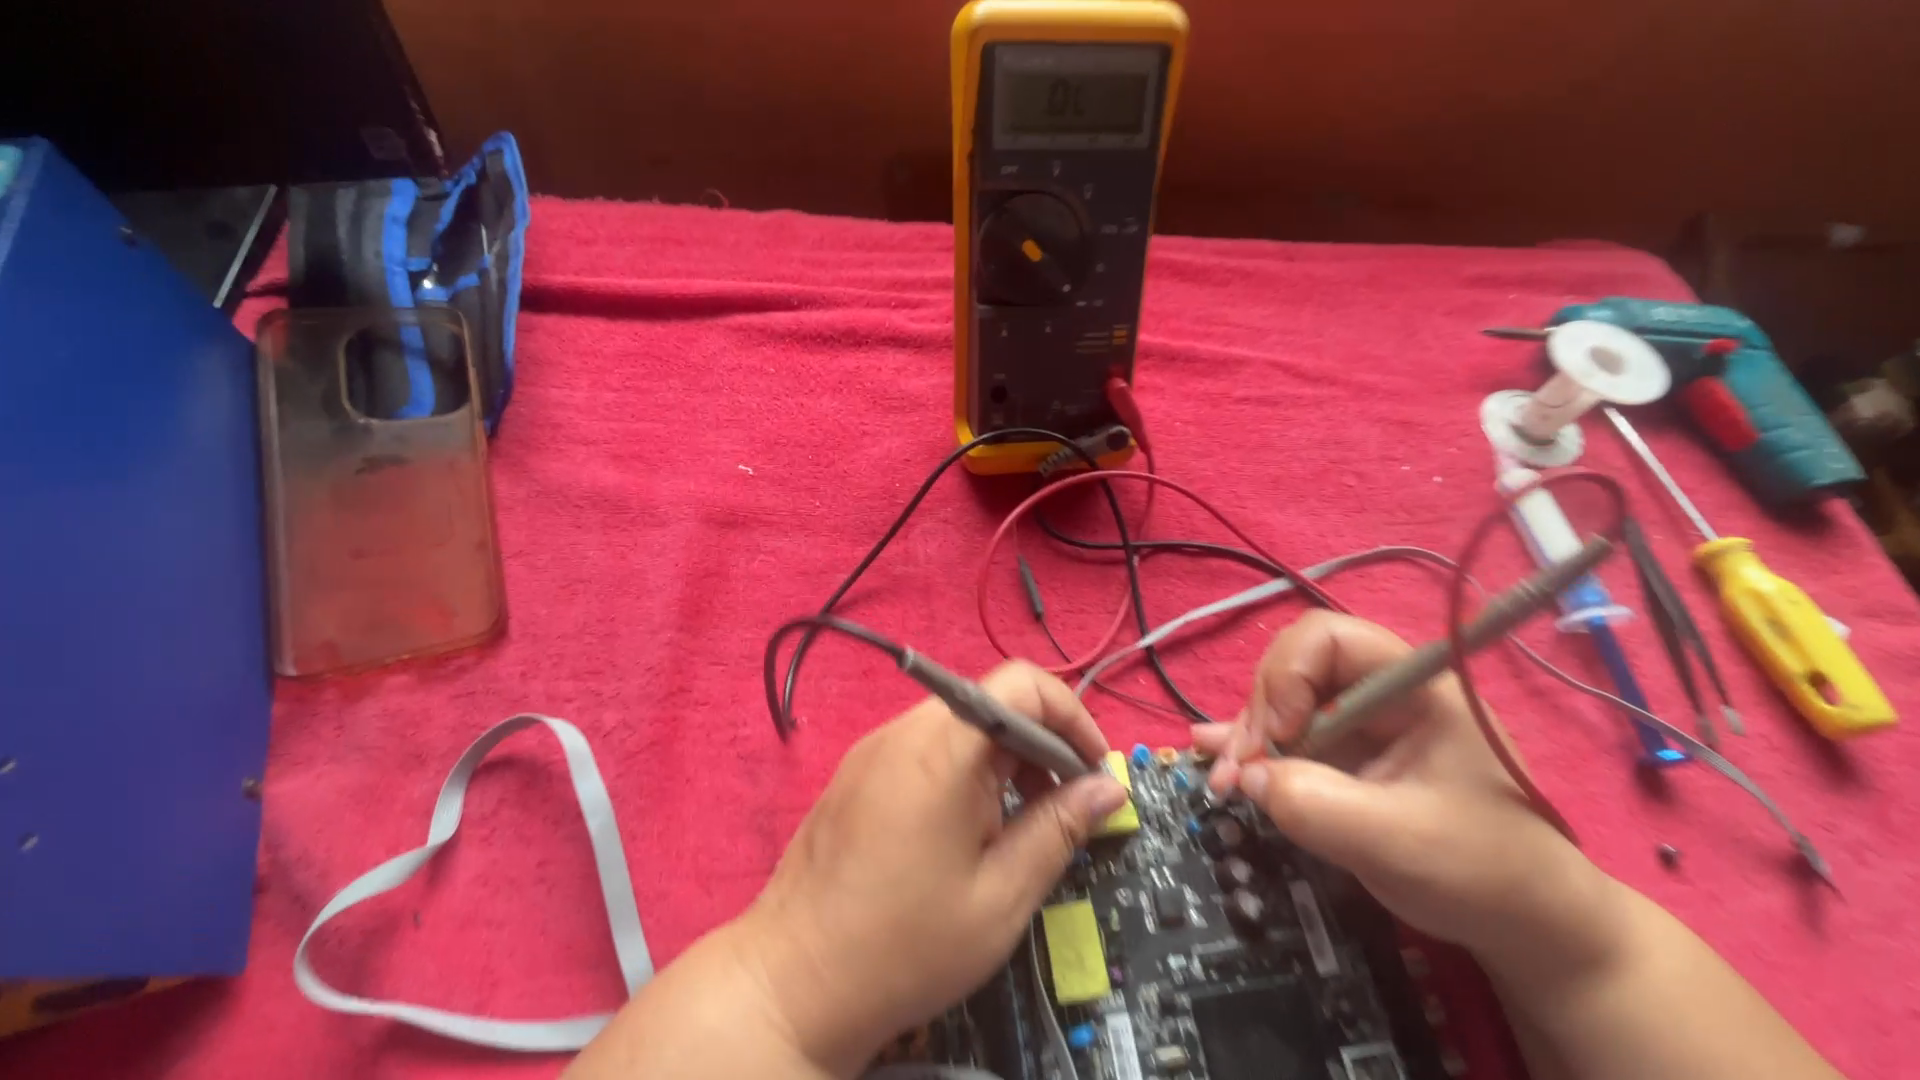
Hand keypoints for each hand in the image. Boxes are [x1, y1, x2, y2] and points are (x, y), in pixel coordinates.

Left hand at [737, 661, 1127, 1076]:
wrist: (791, 983)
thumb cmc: (905, 946)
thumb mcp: (1001, 896)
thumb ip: (1059, 830)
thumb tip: (1108, 787)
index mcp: (942, 750)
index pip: (1022, 685)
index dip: (1071, 717)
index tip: (1092, 772)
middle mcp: (904, 732)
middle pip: (991, 703)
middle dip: (1041, 745)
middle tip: (1064, 808)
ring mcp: (873, 751)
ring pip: (959, 726)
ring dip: (1004, 761)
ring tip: (1019, 826)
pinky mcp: (856, 775)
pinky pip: (926, 749)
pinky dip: (965, 772)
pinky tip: (969, 831)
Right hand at [1194, 612, 1614, 973]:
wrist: (1525, 924)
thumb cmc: (1480, 872)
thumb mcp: (1394, 841)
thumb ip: (1315, 804)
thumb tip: (1247, 776)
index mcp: (1414, 687)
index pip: (1329, 637)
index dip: (1289, 674)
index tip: (1281, 735)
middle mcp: (1384, 694)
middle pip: (1295, 669)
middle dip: (1260, 715)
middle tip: (1239, 772)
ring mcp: (1365, 726)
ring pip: (1284, 704)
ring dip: (1249, 739)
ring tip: (1222, 782)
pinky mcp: (1349, 757)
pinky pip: (1289, 737)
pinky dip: (1254, 750)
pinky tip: (1218, 761)